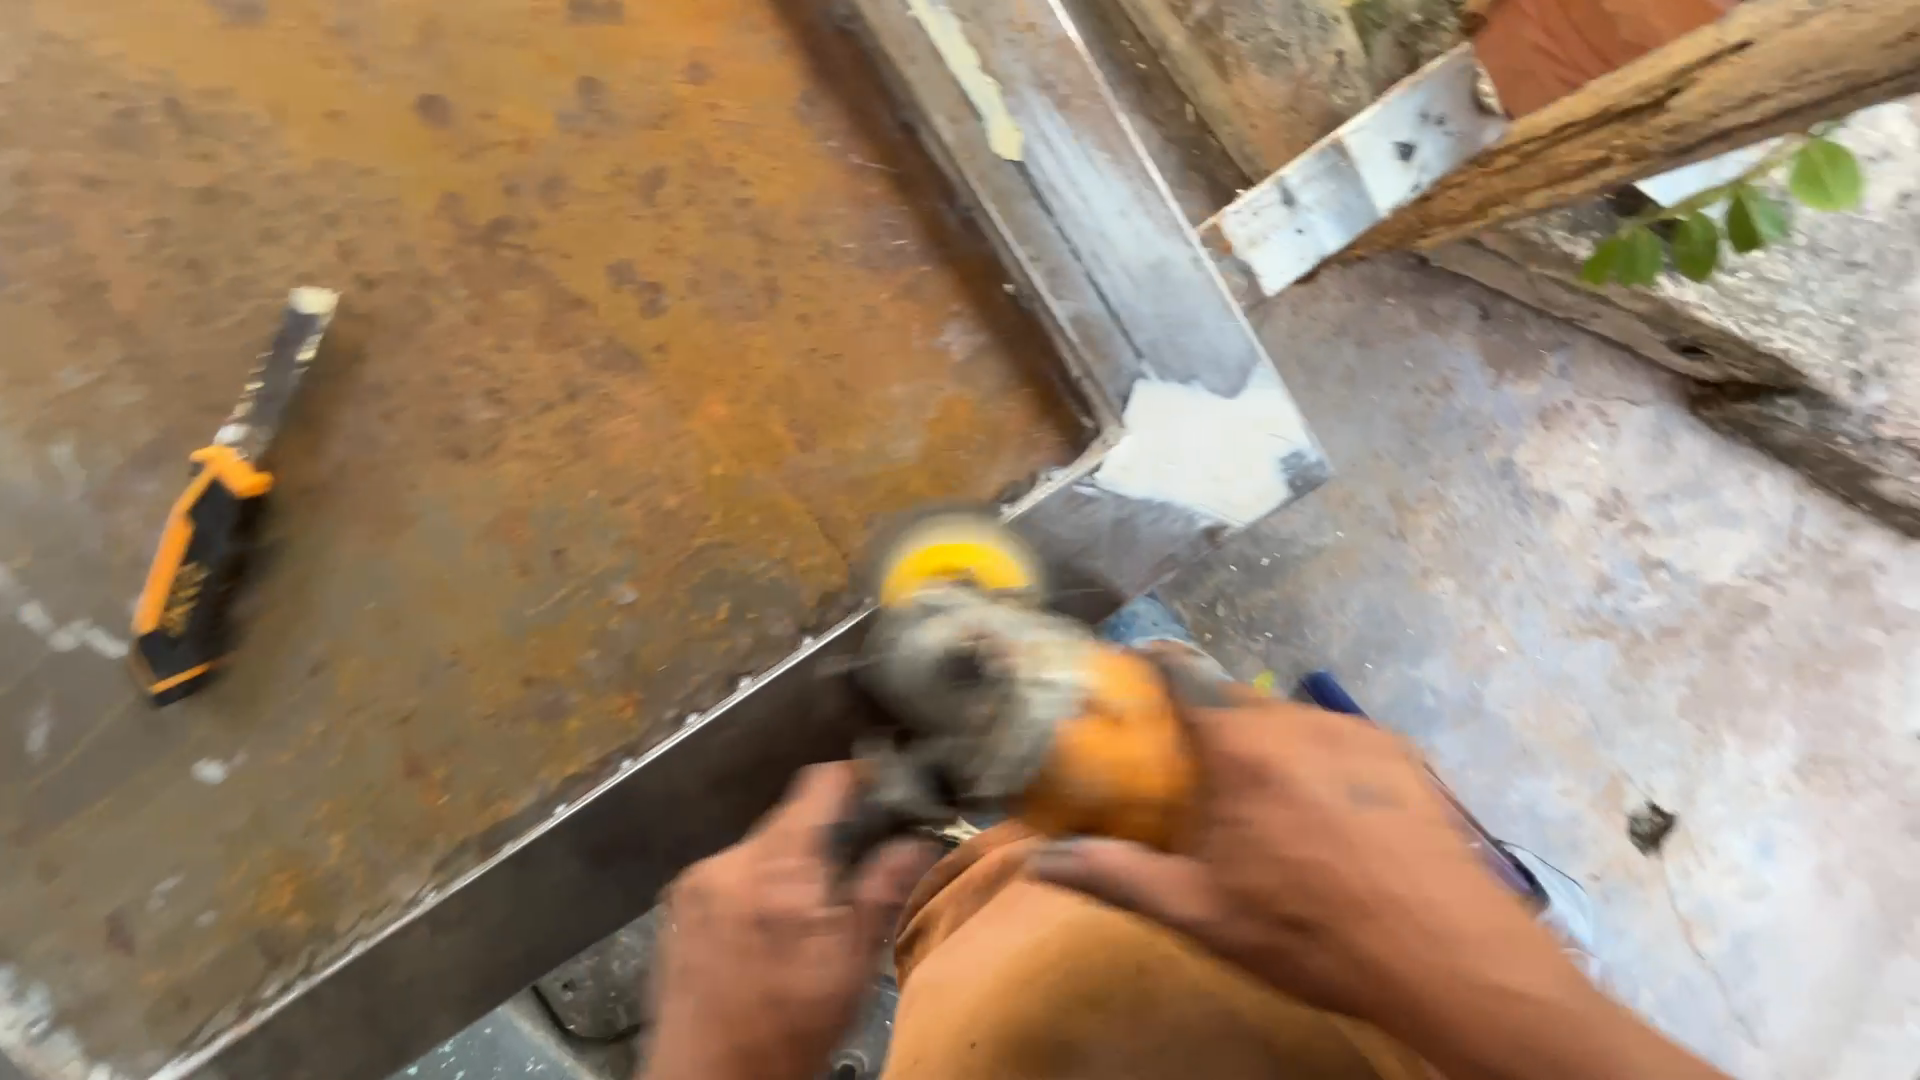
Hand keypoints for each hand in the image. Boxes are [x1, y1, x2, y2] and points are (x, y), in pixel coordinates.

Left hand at [642, 763, 939, 1079]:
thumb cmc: (784, 1034)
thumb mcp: (852, 966)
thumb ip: (882, 890)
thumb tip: (916, 841)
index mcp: (777, 869)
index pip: (820, 784)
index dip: (856, 780)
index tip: (878, 789)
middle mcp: (729, 863)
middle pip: (792, 816)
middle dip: (826, 837)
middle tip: (851, 874)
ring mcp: (698, 883)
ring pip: (764, 845)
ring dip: (793, 863)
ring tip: (809, 915)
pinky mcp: (682, 904)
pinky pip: (735, 870)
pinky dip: (760, 883)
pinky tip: (771, 930)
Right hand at [1030, 660, 1727, 1079]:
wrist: (1453, 959)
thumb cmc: (1310, 931)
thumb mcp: (1200, 912)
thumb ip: (1115, 875)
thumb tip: (1036, 863)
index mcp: (1237, 745)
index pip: (1178, 669)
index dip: (1148, 662)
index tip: (1128, 672)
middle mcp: (1291, 718)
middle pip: (1229, 696)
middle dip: (1203, 721)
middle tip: (1192, 770)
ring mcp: (1352, 729)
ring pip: (1282, 716)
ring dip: (1258, 740)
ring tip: (1261, 798)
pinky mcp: (1398, 750)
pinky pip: (1331, 735)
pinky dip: (1310, 755)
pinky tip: (1325, 811)